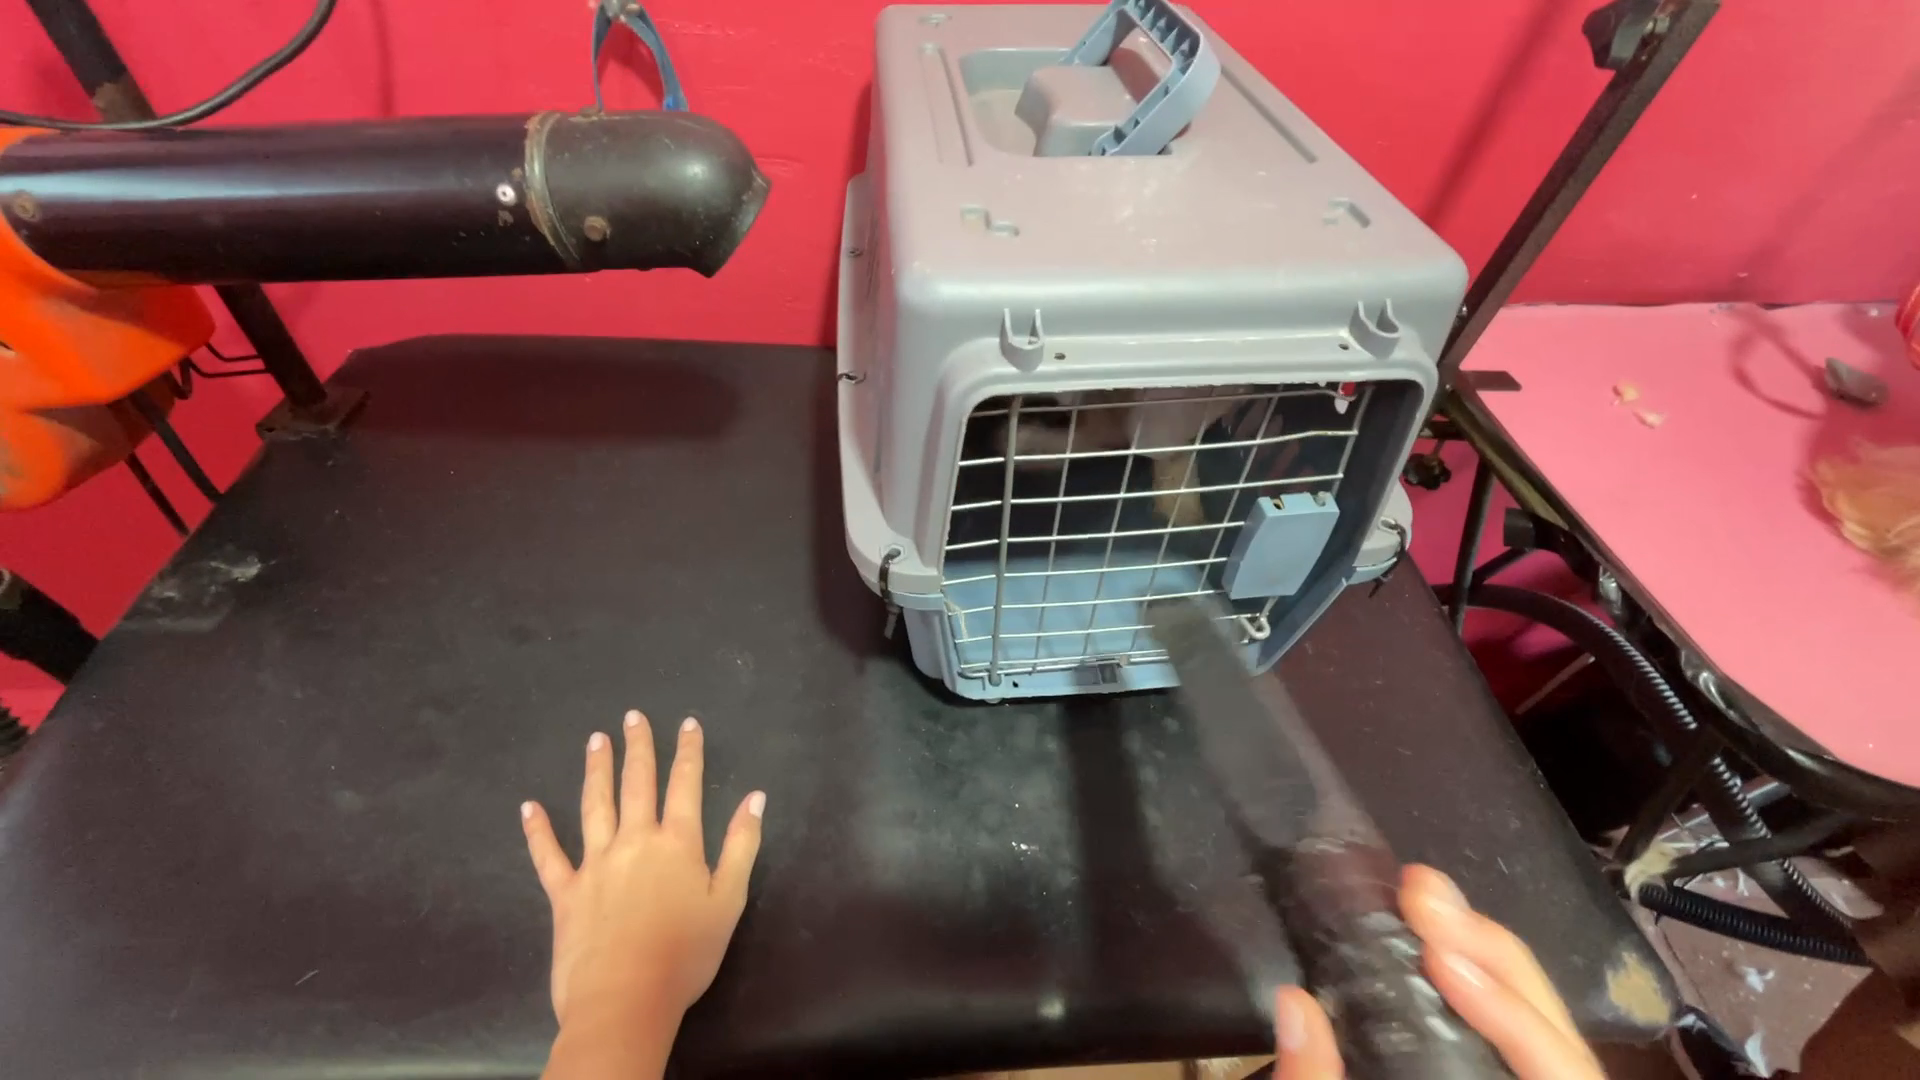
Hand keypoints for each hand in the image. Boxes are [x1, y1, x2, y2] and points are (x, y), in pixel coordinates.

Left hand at [522, 710, 764, 1032]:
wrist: (624, 1001)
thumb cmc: (685, 953)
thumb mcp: (729, 899)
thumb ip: (742, 844)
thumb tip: (755, 797)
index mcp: (677, 842)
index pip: (685, 784)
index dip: (688, 751)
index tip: (687, 723)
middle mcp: (635, 841)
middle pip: (637, 783)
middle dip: (638, 747)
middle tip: (632, 716)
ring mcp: (595, 864)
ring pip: (595, 805)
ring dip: (596, 770)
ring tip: (595, 740)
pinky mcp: (565, 893)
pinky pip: (548, 855)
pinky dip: (538, 830)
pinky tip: (528, 807)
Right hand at [1274, 864, 1604, 1079]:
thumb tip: (1294, 1005)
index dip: (1515, 1022)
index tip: (1440, 957)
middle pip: (1566, 1052)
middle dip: (1497, 959)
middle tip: (1422, 892)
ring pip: (1551, 1043)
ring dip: (1490, 960)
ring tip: (1425, 904)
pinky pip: (1514, 1050)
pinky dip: (1481, 990)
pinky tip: (1435, 951)